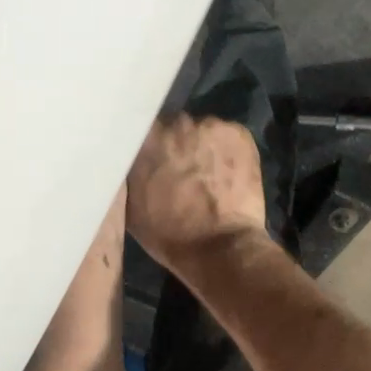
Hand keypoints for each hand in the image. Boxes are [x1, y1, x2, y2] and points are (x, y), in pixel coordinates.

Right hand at [126, 115, 268, 273]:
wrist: (221, 247)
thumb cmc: (170, 235)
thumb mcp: (131, 206)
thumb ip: (130, 173)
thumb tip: (133, 160)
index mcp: (146, 138)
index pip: (142, 127)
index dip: (149, 144)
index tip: (153, 160)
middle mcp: (177, 122)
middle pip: (175, 127)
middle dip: (177, 145)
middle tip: (182, 172)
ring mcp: (212, 125)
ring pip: (203, 132)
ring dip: (202, 148)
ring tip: (208, 176)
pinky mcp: (240, 134)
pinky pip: (227, 138)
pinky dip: (225, 153)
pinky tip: (226, 176)